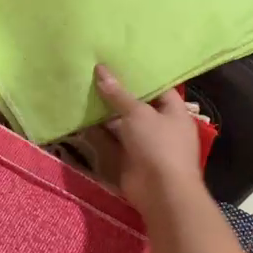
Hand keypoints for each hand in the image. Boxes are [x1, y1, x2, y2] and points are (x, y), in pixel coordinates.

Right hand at [88, 63, 206, 214]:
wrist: (161, 193)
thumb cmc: (159, 146)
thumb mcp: (138, 113)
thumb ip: (117, 93)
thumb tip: (100, 69)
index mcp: (173, 113)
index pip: (159, 88)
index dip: (141, 74)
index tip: (118, 60)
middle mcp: (160, 126)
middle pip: (136, 104)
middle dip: (116, 91)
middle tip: (93, 70)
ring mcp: (143, 143)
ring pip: (120, 121)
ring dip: (103, 110)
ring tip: (81, 87)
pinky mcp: (128, 157)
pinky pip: (110, 138)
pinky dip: (96, 129)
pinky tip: (79, 114)